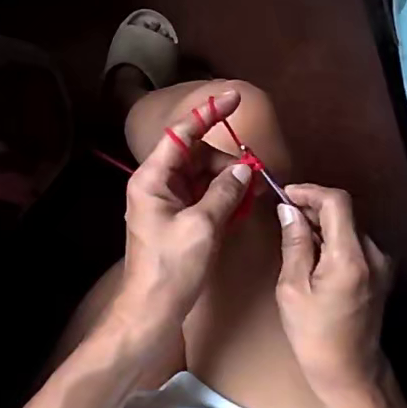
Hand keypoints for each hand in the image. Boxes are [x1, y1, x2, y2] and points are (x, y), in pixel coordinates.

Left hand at [108, 89, 254, 351]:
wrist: (151, 310)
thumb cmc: (171, 269)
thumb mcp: (202, 227)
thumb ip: (225, 192)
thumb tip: (244, 168)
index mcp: (152, 179)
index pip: (182, 134)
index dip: (209, 114)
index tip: (235, 97)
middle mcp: (156, 184)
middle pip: (196, 155)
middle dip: (226, 160)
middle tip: (255, 176)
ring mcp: (165, 202)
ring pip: (201, 175)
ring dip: (227, 180)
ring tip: (251, 194)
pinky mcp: (175, 218)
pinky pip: (201, 195)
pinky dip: (221, 196)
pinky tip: (240, 205)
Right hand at [274, 184, 394, 407]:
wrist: (351, 372)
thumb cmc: (314, 334)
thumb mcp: (292, 288)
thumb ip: (294, 243)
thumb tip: (288, 209)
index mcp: (350, 257)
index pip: (336, 201)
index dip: (309, 191)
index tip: (284, 195)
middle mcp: (374, 253)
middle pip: (344, 212)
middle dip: (312, 207)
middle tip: (283, 215)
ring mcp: (382, 262)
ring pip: (348, 225)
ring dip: (321, 223)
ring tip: (294, 236)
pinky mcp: (381, 271)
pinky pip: (354, 241)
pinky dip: (332, 238)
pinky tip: (313, 253)